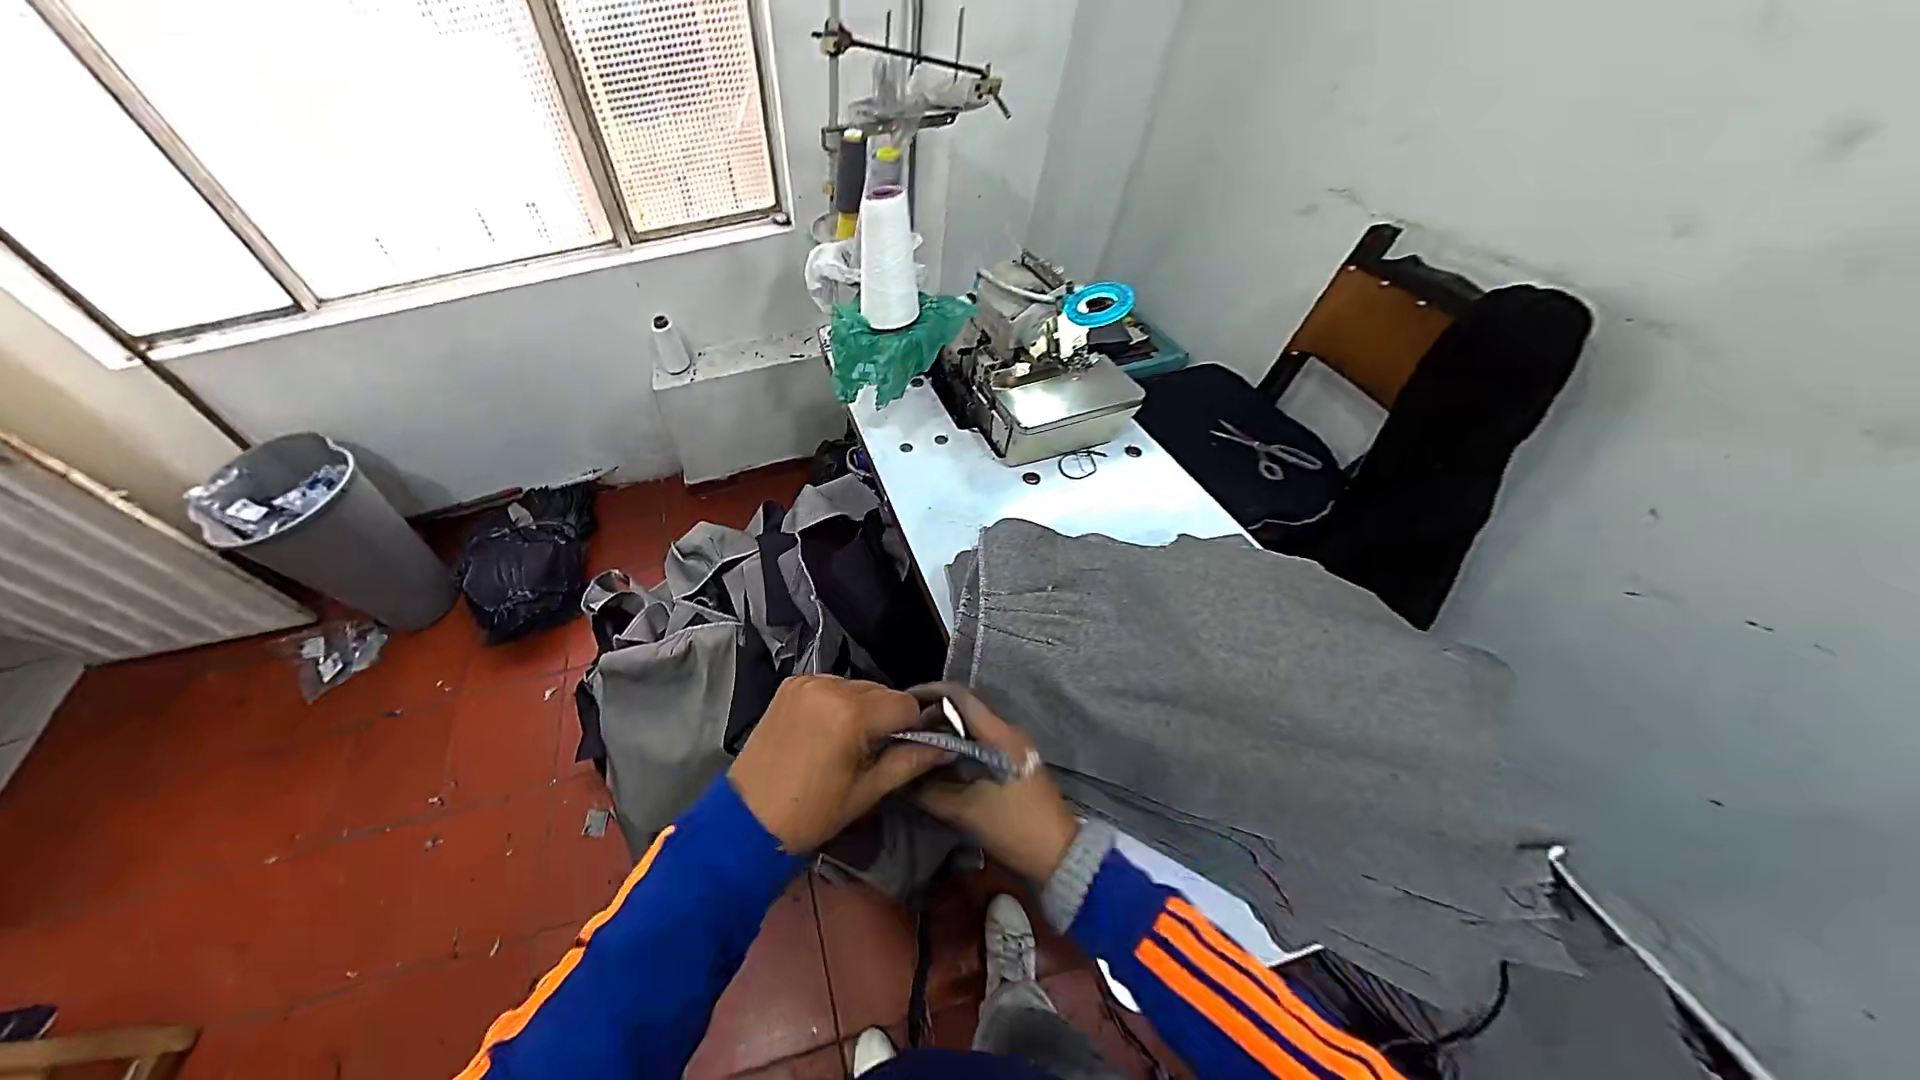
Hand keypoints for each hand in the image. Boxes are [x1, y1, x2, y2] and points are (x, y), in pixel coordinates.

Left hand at [730, 675, 949, 851]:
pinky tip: (828, 730)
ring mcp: (806, 683)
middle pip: (882, 692)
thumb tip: (946, 748)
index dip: (913, 728)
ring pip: (858, 687)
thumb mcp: (866, 792)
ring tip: (848, 743)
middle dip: (887, 718)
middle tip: (874, 752)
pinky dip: (838, 703)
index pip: (906, 704)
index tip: (904, 751)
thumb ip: (909, 762)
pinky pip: (832, 686)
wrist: (745, 820)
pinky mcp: (791, 686)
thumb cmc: (810, 813)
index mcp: (850, 713)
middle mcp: (829, 686)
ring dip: (864, 709)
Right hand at [907, 683, 1080, 881]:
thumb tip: (897, 778)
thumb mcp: (965, 812)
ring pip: (971, 726)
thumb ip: (927, 792)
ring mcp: (1014, 746)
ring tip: (914, 745)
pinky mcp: (1014, 761)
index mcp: (999, 735)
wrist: (1060, 855)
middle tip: (903, 730)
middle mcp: (1008, 732)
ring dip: (943, 732)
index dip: (929, 693)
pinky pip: (980, 742)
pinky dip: (957, 745)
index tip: (903, 703)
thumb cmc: (1014, 828)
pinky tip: (937, 762)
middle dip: (932, 715)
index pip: (960, 696)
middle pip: (965, 708)